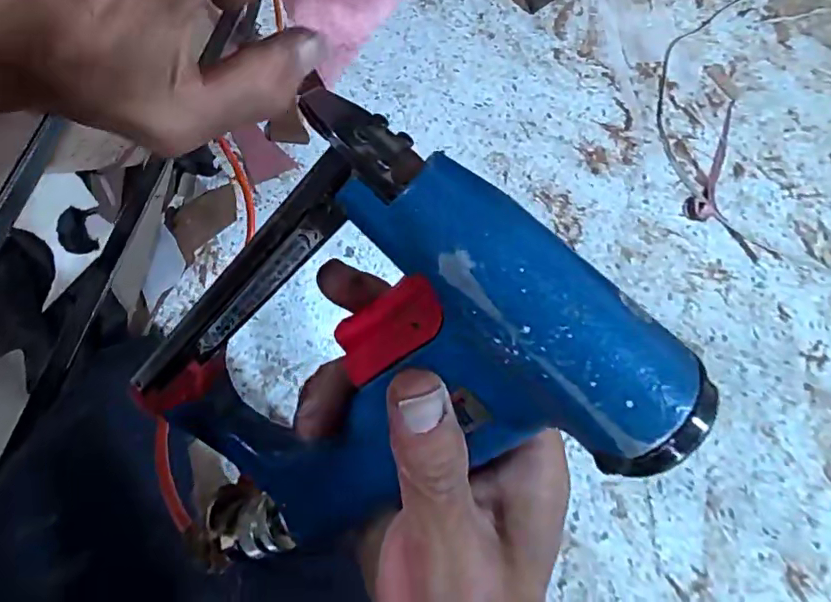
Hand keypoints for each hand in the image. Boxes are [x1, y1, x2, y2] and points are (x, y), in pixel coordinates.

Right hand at [294, 260, 571, 601]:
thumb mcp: (455, 545)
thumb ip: (436, 470)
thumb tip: (414, 381)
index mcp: (518, 439)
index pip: (492, 354)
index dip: (450, 313)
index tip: (405, 288)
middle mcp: (477, 423)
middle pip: (433, 349)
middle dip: (382, 318)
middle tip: (336, 285)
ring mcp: (432, 435)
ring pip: (388, 372)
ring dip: (344, 378)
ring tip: (315, 415)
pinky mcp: (394, 451)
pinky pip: (362, 406)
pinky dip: (332, 406)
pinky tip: (312, 427)